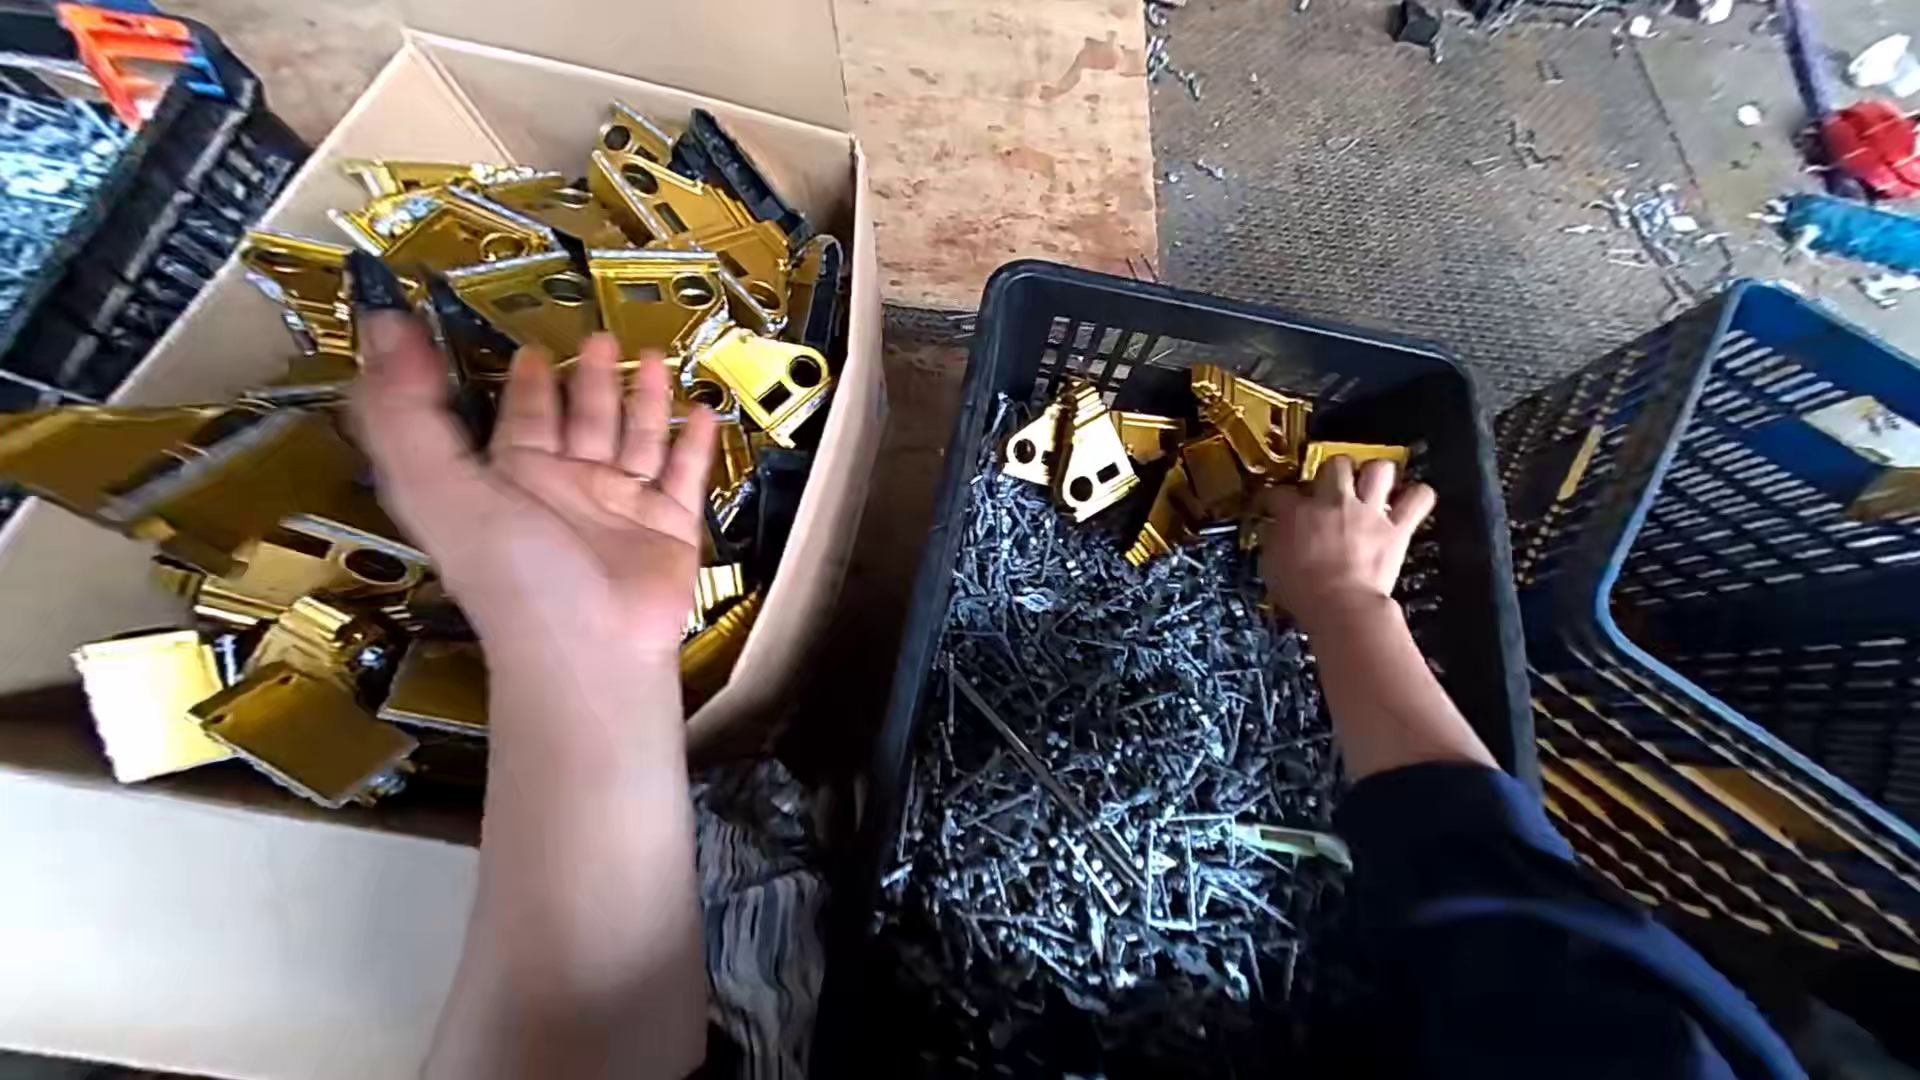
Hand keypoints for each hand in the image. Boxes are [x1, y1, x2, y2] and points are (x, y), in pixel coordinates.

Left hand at [350, 314, 716, 663]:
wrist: (595, 642)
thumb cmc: (517, 575)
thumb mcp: (439, 487)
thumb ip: (407, 410)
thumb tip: (381, 327)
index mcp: (514, 479)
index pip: (522, 417)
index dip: (526, 382)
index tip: (532, 346)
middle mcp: (570, 487)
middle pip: (586, 419)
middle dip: (593, 378)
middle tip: (602, 339)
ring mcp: (624, 505)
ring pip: (639, 437)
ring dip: (647, 399)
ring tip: (652, 360)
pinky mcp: (671, 524)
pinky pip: (685, 474)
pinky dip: (695, 444)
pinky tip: (702, 413)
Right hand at [1257, 456, 1435, 631]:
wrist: (1340, 605)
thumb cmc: (1301, 590)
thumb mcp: (1270, 564)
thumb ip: (1273, 539)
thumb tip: (1275, 530)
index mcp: (1296, 512)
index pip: (1279, 492)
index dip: (1273, 497)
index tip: (1273, 503)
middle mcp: (1333, 503)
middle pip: (1336, 464)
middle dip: (1332, 471)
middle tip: (1330, 484)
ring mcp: (1369, 512)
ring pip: (1379, 469)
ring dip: (1374, 474)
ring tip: (1369, 485)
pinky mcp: (1397, 528)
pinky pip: (1419, 497)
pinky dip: (1416, 495)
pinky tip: (1406, 501)